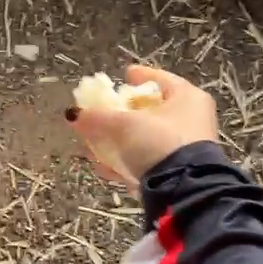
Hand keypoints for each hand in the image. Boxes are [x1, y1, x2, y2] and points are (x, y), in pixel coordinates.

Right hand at [66, 65, 218, 184]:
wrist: (181, 189)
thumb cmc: (158, 143)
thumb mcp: (122, 125)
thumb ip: (96, 117)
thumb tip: (73, 114)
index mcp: (186, 97)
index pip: (158, 79)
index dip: (138, 76)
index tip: (122, 75)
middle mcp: (189, 118)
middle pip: (147, 111)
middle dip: (118, 114)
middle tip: (98, 114)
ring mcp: (182, 146)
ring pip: (142, 137)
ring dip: (115, 141)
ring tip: (91, 145)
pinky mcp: (174, 170)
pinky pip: (144, 159)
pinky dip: (123, 160)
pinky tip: (102, 167)